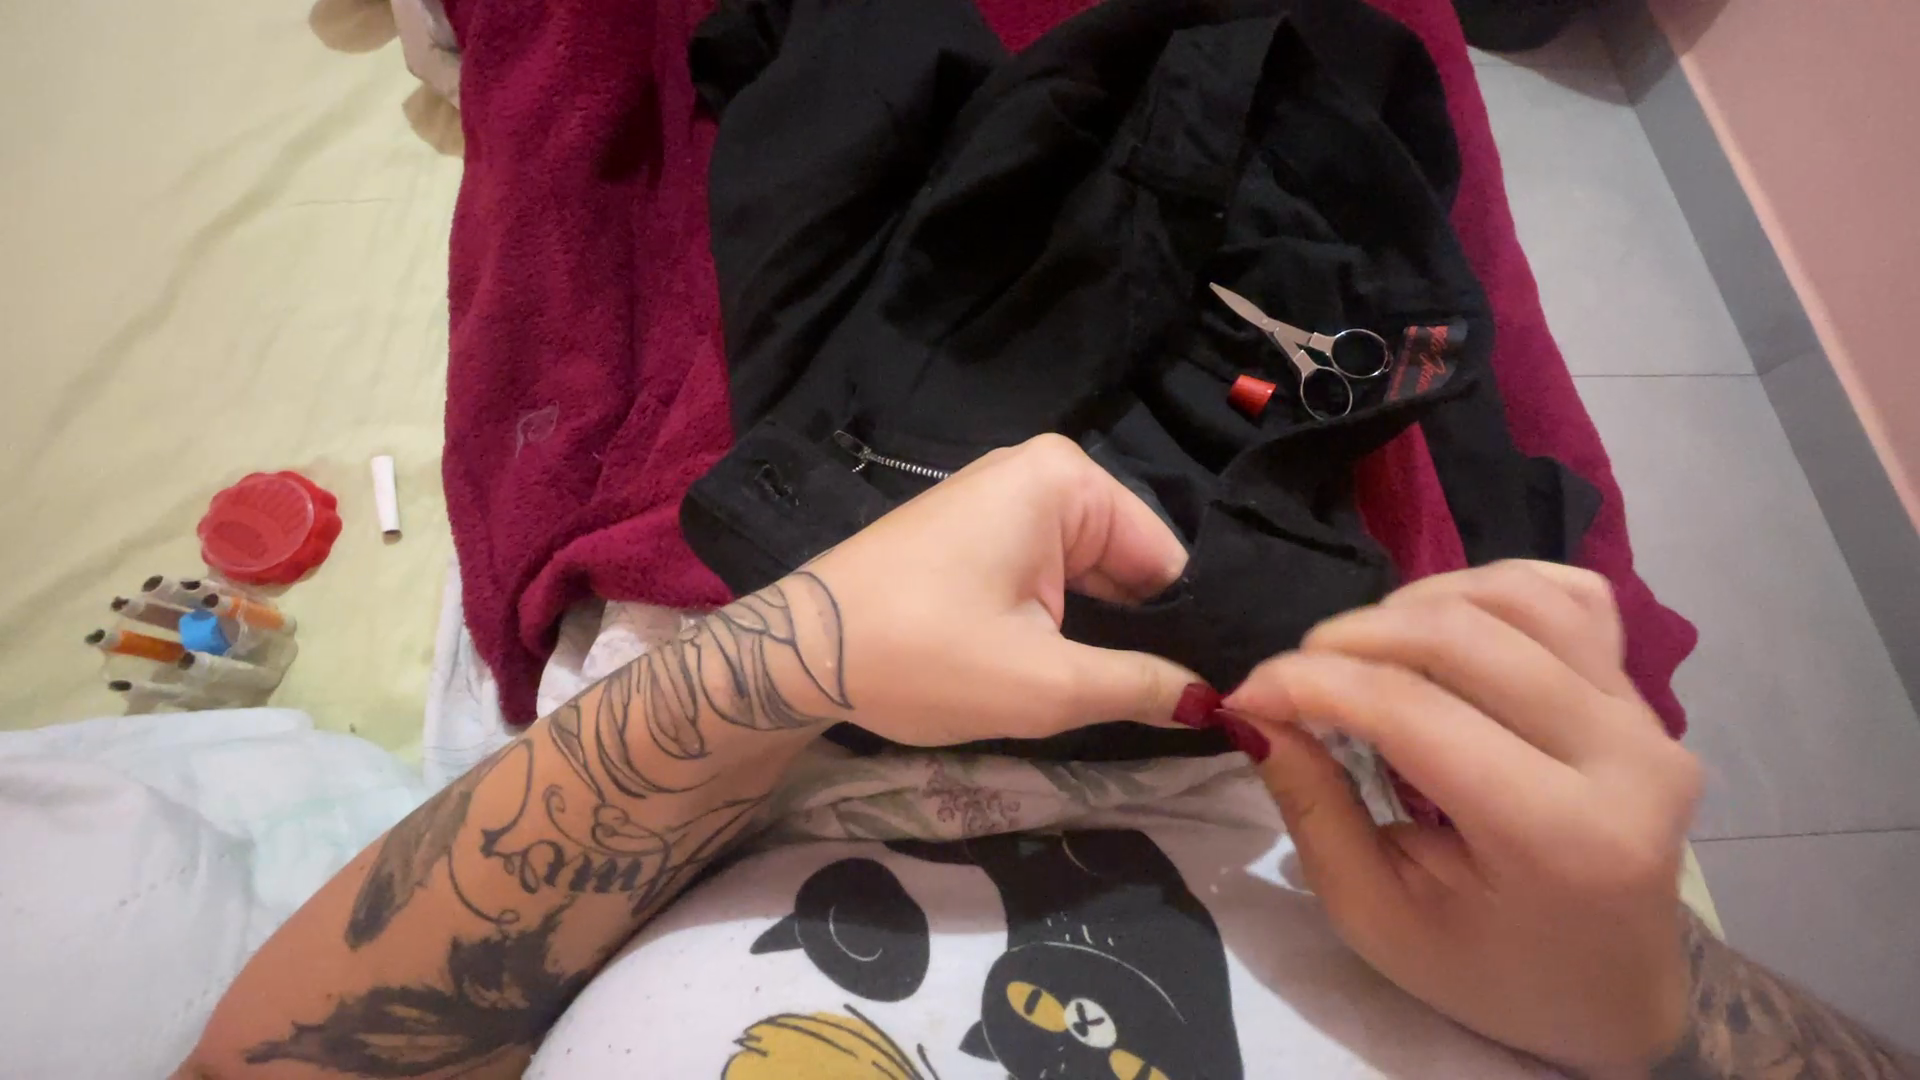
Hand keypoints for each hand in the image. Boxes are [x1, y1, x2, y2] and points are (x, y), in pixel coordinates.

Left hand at [804, 434, 1207, 746]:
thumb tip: (1219, 703)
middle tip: (1176, 712)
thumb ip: (1142, 687)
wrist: (799, 653)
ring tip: (1127, 700)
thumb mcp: (1046, 684)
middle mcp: (1038, 474)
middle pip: (1127, 565)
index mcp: (1066, 480)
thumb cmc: (923, 656)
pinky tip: (1070, 668)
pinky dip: (1060, 622)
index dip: (1190, 631)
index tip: (1214, 696)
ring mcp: (1001, 501)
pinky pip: (1046, 575)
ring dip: (1099, 634)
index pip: (1165, 561)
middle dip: (1142, 634)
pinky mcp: (975, 533)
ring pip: (1087, 576)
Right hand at [1224, 561, 1701, 1075]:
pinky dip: (1482, 588)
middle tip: (1292, 678)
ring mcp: (1644, 714)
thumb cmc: (1484, 967)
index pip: (1410, 710)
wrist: (1613, 990)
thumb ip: (1309, 804)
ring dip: (1406, 607)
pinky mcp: (1640, 690)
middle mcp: (1622, 757)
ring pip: (1509, 595)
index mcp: (1560, 837)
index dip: (1306, 684)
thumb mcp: (1371, 912)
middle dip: (1343, 638)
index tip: (1245, 695)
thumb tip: (1254, 711)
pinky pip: (1562, 593)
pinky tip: (1438, 626)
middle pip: (1457, 634)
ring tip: (1360, 654)